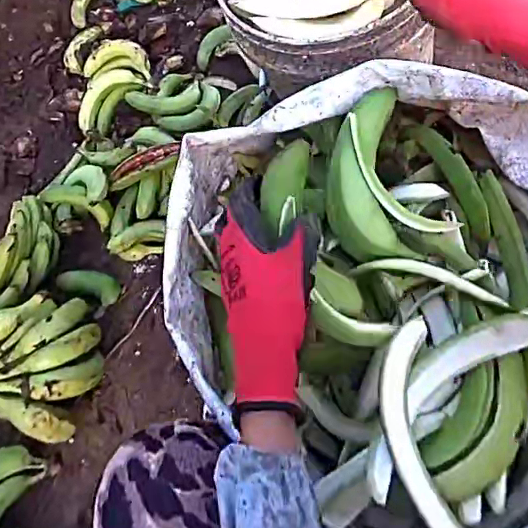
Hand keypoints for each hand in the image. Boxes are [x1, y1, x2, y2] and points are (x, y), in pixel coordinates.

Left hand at [216, 177, 317, 417]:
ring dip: (245, 227)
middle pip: (233, 218)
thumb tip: (302, 215)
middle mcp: (227, 247)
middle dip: (247, 207)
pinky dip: (244, 246)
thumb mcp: (296, 264)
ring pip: (232, 236)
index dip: (251, 187)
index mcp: (241, 236)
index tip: (264, 180)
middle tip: (267, 200)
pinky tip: (260, 253)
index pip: (241, 200)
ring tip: (266, 225)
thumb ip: (297, 236)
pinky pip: (234, 254)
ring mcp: (226, 266)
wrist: (262, 347)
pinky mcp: (229, 283)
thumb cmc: (279, 301)